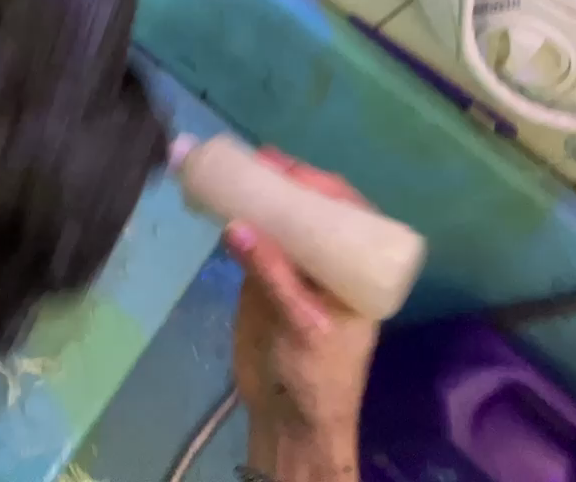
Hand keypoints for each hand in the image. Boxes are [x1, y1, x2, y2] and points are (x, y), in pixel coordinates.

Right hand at [229, 149, 377, 475]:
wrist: (286, 416)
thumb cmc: (314, 376)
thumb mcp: (302, 326)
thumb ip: (272, 275)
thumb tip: (235, 224)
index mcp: (357, 275)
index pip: (348, 217)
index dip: (321, 186)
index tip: (288, 167)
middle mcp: (328, 264)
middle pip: (312, 211)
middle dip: (288, 182)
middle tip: (257, 158)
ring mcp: (294, 269)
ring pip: (281, 221)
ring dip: (260, 195)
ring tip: (235, 168)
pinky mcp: (263, 276)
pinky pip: (252, 238)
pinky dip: (237, 217)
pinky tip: (219, 200)